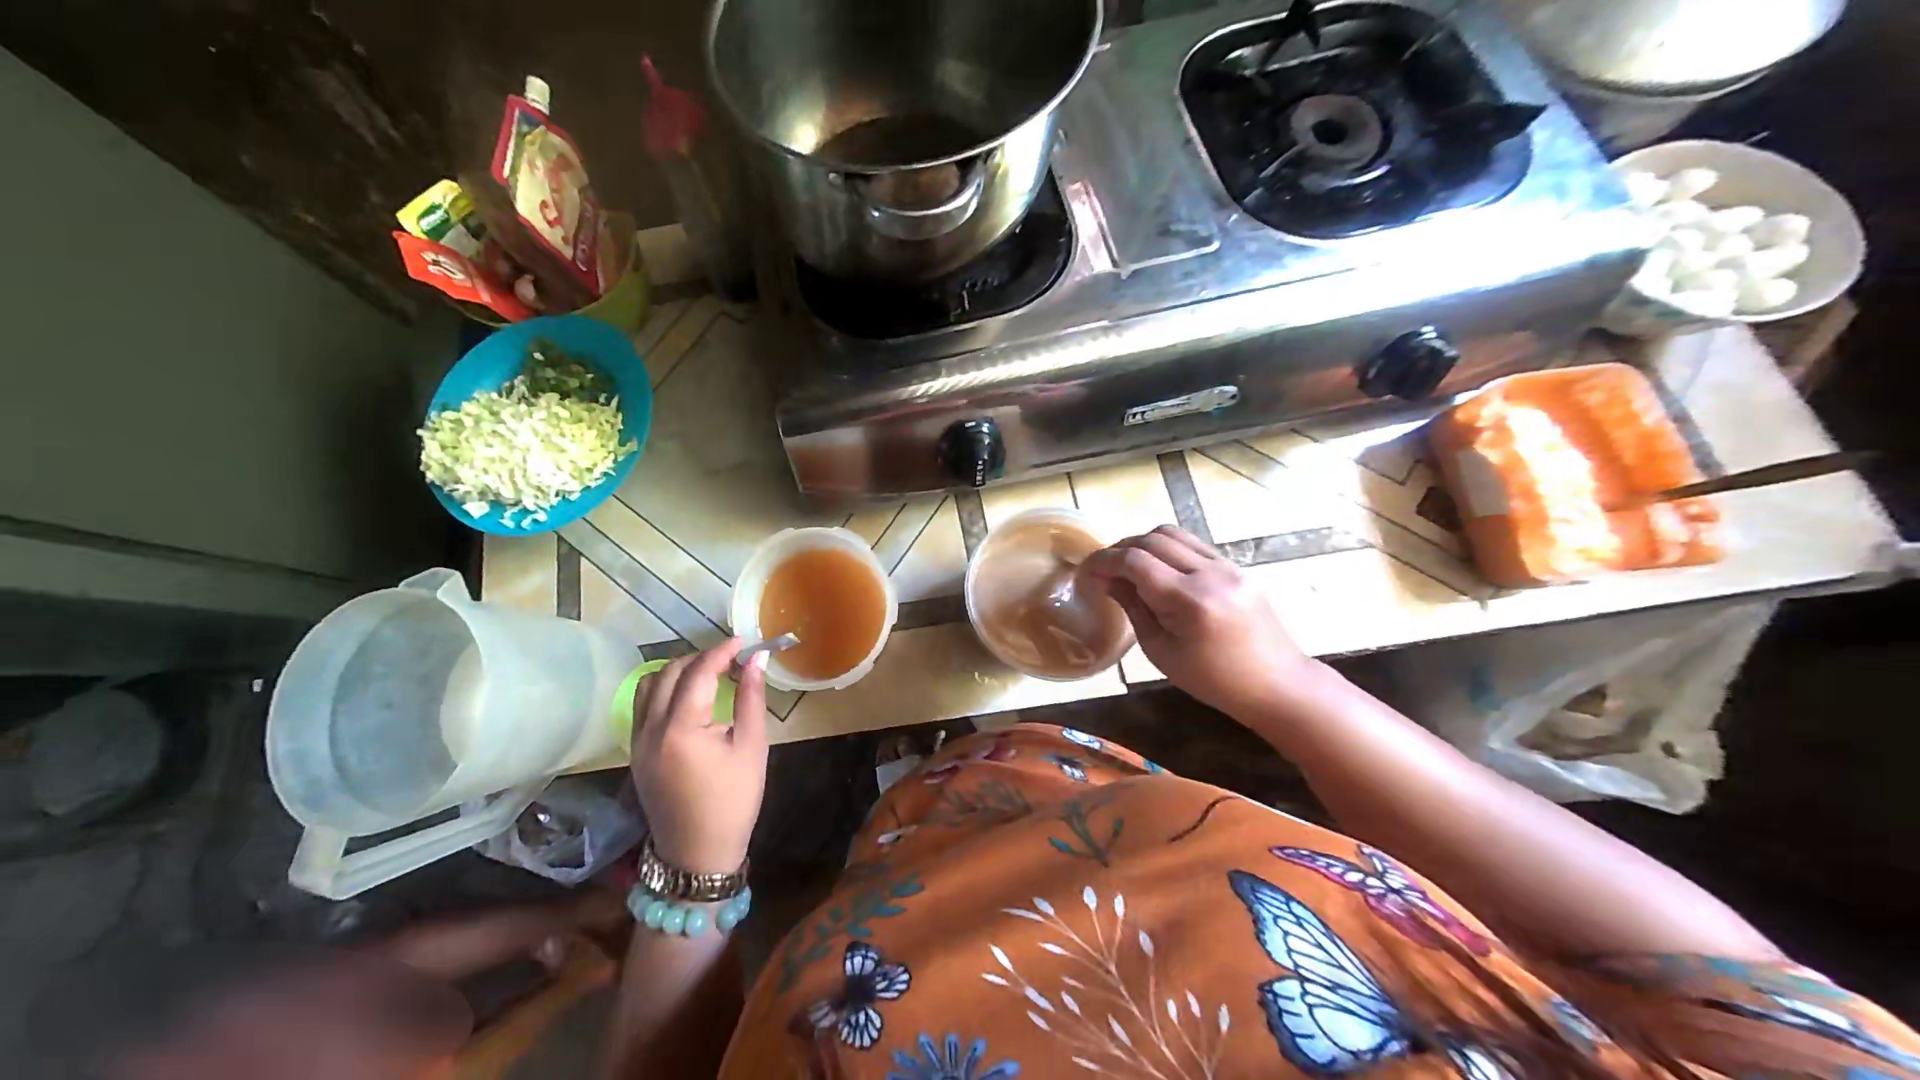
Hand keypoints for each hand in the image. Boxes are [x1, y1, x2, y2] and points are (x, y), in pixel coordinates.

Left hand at [629, 639, 768, 874]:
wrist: (697, 853)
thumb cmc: (734, 802)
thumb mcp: (752, 747)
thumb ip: (752, 698)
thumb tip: (758, 660)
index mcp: (681, 728)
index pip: (698, 672)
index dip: (722, 652)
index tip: (743, 642)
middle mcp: (651, 729)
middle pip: (670, 672)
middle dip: (701, 657)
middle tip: (732, 659)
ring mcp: (638, 741)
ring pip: (649, 685)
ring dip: (678, 670)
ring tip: (709, 674)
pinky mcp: (636, 752)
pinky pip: (643, 705)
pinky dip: (665, 689)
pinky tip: (689, 697)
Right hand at [1081, 525, 1316, 719]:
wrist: (1277, 684)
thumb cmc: (1213, 681)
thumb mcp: (1161, 651)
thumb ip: (1134, 608)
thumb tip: (1107, 580)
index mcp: (1189, 601)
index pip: (1134, 561)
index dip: (1104, 561)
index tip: (1086, 571)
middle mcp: (1210, 574)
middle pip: (1152, 539)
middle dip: (1120, 549)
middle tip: (1103, 569)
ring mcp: (1227, 566)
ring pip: (1173, 534)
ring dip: (1143, 543)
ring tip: (1128, 566)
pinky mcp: (1236, 566)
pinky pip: (1193, 544)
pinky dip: (1168, 548)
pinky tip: (1158, 569)